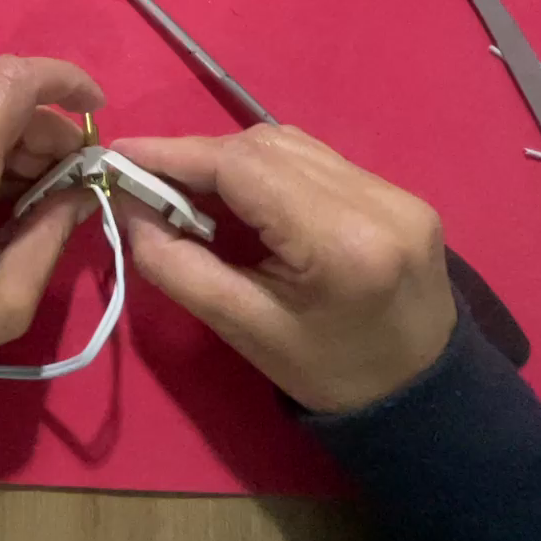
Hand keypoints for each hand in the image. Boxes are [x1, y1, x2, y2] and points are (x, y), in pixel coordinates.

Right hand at [112, 126, 455, 412]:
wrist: (420, 398)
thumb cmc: (324, 372)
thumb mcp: (238, 328)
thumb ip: (173, 263)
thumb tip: (128, 203)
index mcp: (340, 242)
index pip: (242, 167)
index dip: (173, 153)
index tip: (120, 154)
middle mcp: (376, 199)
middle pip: (261, 145)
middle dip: (194, 157)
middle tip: (149, 181)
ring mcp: (393, 190)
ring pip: (284, 142)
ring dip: (226, 158)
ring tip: (190, 189)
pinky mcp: (394, 190)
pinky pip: (307, 156)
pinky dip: (260, 165)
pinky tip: (240, 193)